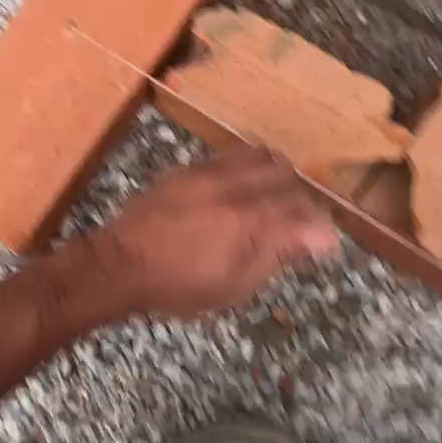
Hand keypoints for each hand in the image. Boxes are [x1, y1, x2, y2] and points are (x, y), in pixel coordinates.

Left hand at [87, 148, 340, 317]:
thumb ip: (278, 254)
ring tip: (268, 200)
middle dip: (297, 194)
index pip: (301, 208)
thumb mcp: (235, 285)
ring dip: (271, 175)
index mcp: (247, 220)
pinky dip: (241, 170)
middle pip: (283, 173)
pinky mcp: (182, 170)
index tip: (320, 238)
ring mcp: (203, 173)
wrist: (118, 264)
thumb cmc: (177, 286)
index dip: (318, 223)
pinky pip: (225, 158)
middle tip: (294, 218)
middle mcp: (229, 187)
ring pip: (255, 156)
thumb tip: (323, 236)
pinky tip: (235, 191)